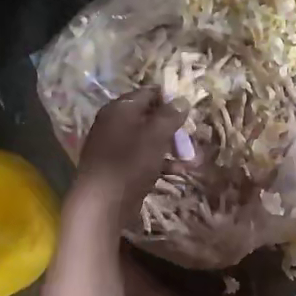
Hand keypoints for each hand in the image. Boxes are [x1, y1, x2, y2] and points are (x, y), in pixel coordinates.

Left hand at [70, 90, 183, 222]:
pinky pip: (145, 157)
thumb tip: (182, 99)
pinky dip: (162, 161)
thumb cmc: (130, 162)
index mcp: (120, 109)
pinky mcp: (120, 165)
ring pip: (150, 139)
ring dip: (172, 147)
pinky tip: (179, 171)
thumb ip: (170, 115)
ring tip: (193, 158)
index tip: (190, 109)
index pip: (148, 93)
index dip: (170, 98)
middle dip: (174, 127)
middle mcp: (115, 123)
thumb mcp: (155, 135)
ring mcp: (116, 145)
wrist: (102, 202)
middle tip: (193, 136)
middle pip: (150, 117)